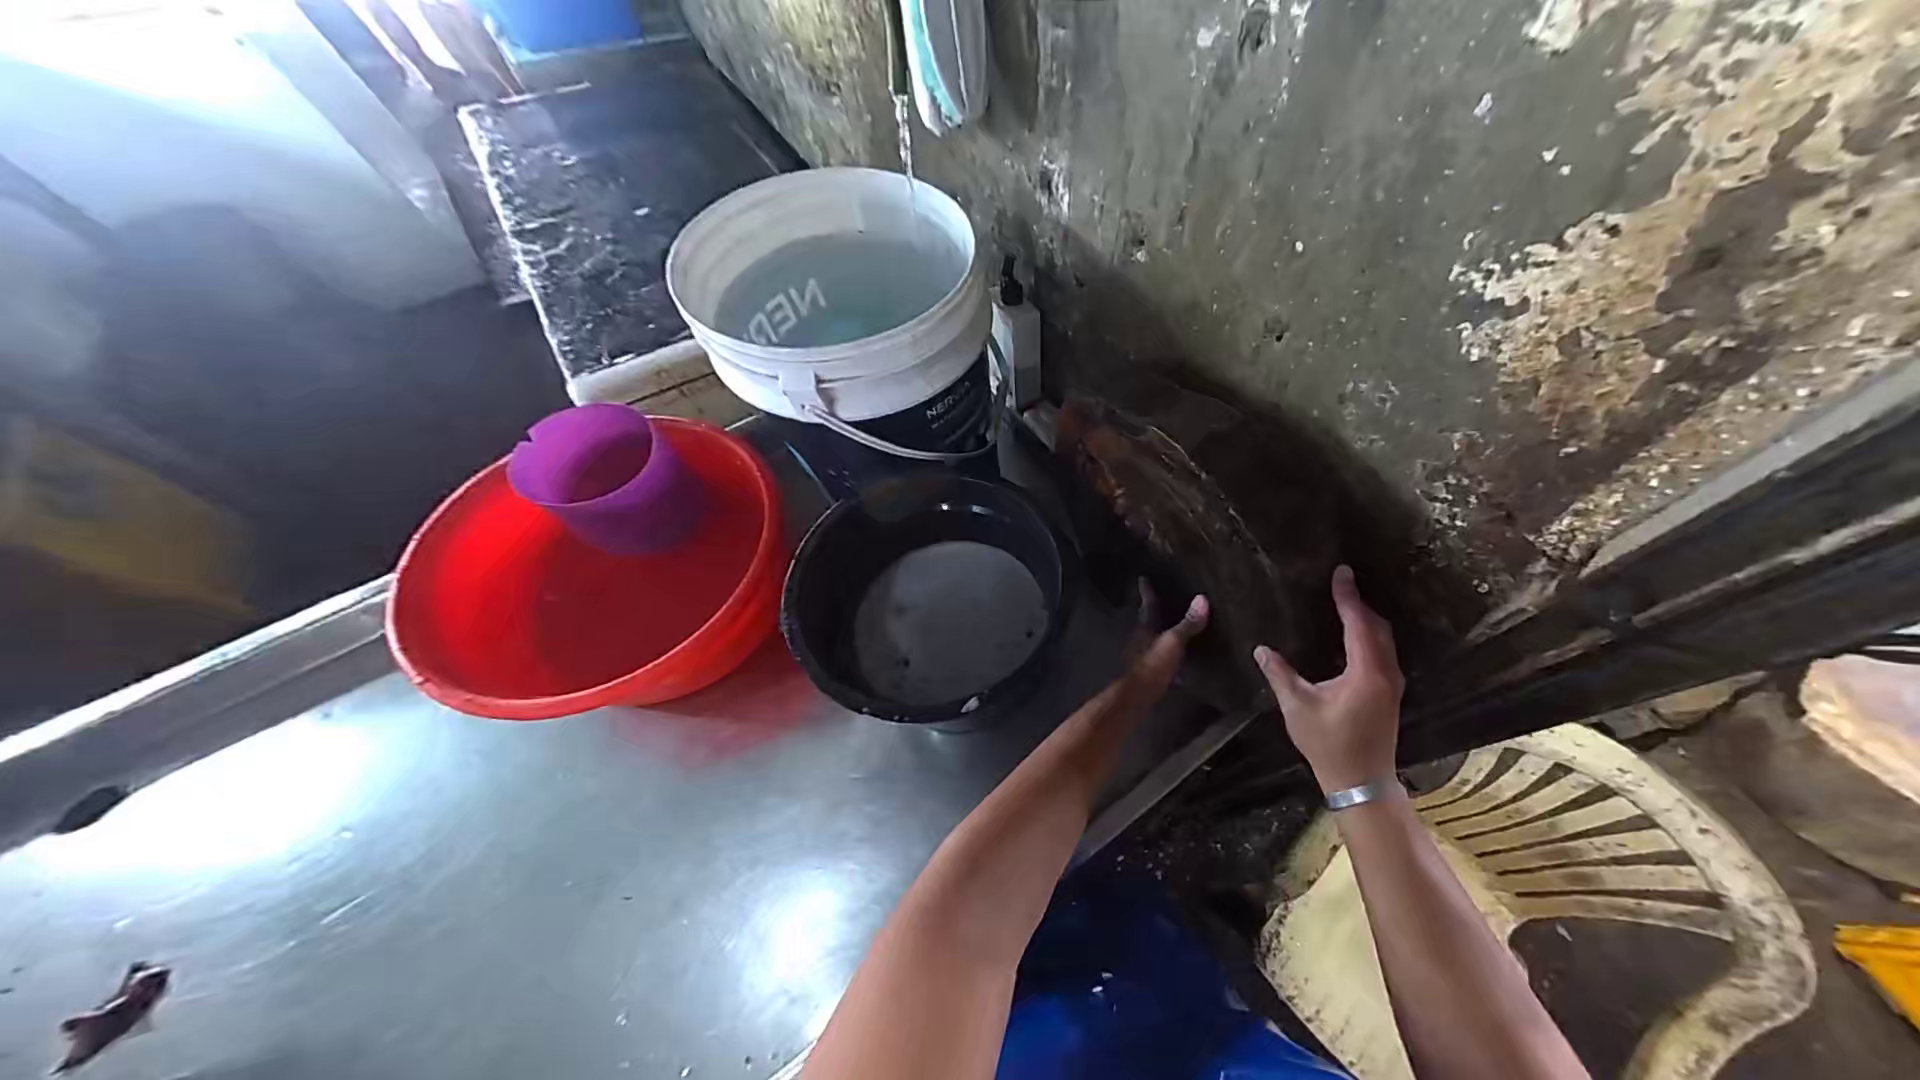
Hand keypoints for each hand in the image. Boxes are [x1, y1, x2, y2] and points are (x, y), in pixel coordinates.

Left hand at [1124, 581, 1209, 701]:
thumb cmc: (1152, 666)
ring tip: (1174, 630)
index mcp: (1144, 628)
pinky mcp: (1147, 673)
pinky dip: (1169, 658)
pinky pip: (1160, 659)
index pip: (1147, 605)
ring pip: (1152, 640)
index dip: (1146, 591)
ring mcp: (1141, 657)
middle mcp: (1139, 639)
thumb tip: (1201, 599)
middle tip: (1162, 600)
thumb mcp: (1172, 643)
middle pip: (1147, 621)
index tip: (1143, 578)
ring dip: (1160, 634)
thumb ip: (1187, 624)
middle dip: (1153, 611)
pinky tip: (1180, 668)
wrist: (1136, 698)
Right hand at [1254, 565, 1403, 793]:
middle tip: (1342, 583)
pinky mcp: (1390, 694)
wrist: (1361, 781)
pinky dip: (1369, 636)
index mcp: (1366, 673)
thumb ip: (1280, 674)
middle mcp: (1386, 674)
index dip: (1348, 597)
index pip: (1358, 624)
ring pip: (1384, 640)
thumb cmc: (1328, 743)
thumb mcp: (1297, 707)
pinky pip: (1383, 652)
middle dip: (1360, 604)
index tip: (1342, 573)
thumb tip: (1261, 649)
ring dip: (1366, 619)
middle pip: (1378, 628)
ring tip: (1346, 603)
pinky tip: (1353, 636)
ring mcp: (1393, 685)